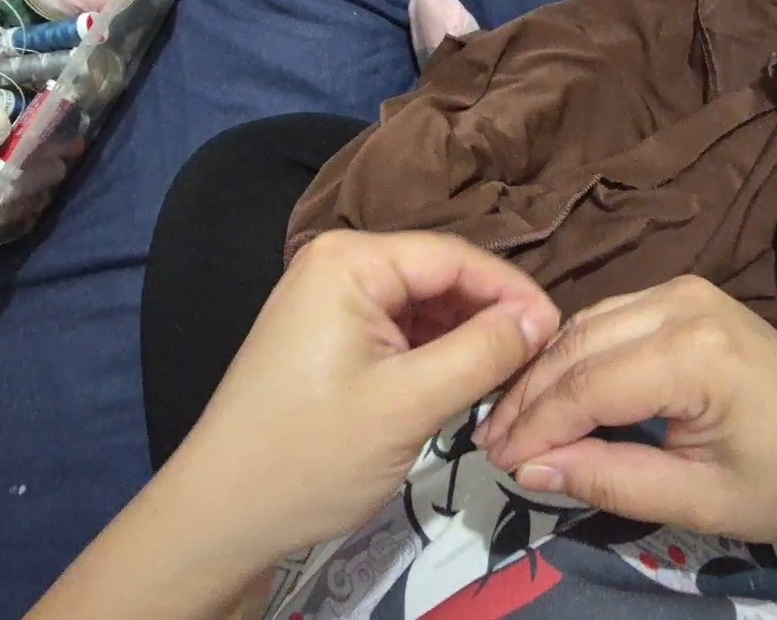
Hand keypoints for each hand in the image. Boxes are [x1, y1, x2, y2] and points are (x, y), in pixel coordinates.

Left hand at [163, 230, 561, 566]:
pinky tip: (463, 380)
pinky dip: (436, 352)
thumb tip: (540, 318)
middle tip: (538, 361)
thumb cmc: (310, 455)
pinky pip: (399, 328)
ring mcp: (331, 297)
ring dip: (466, 337)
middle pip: (438, 277)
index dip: (512, 290)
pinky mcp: (331, 333)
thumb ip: (481, 353)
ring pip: (423, 304)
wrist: (219, 519)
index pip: (453, 256)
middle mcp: (340, 263)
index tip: (558, 330)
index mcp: (351, 259)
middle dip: (490, 316)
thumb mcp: (407, 405)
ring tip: (508, 375)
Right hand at [478, 275, 776, 543]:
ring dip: (546, 371)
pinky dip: (574, 353)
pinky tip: (555, 387)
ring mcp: (681, 289)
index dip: (536, 423)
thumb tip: (530, 468)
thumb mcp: (700, 502)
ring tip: (514, 419)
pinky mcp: (680, 291)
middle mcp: (682, 303)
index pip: (589, 385)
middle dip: (530, 396)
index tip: (496, 460)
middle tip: (491, 442)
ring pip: (585, 324)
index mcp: (697, 354)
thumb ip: (612, 481)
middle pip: (579, 345)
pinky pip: (606, 317)